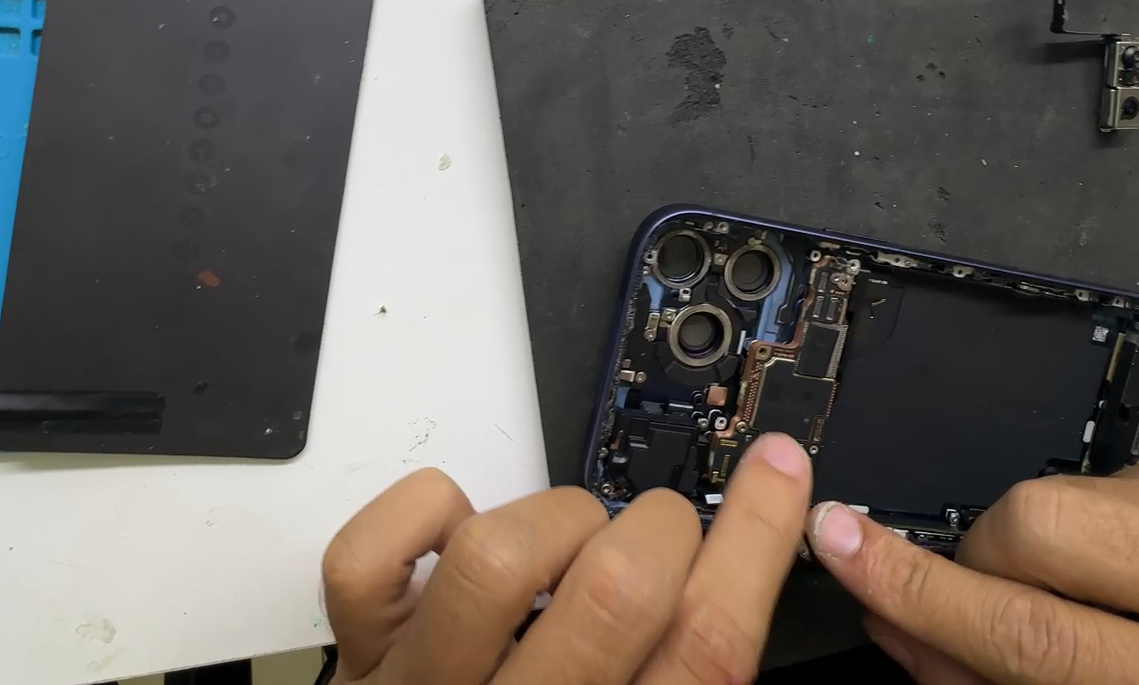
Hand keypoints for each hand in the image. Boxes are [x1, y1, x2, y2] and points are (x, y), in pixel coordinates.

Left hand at [321, 432, 813, 683]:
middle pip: (616, 593)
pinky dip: (424, 512)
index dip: (755, 541)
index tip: (775, 473)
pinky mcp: (364, 655)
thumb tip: (737, 569)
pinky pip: (372, 554)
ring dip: (557, 518)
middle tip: (656, 536)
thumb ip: (690, 672)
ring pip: (499, 557)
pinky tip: (457, 535)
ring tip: (565, 542)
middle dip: (660, 530)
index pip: (710, 648)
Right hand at [803, 445, 1138, 683]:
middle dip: (980, 563)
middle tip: (973, 603)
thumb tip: (914, 637)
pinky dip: (1103, 529)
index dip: (928, 594)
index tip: (842, 547)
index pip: (1055, 640)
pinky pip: (1123, 478)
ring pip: (1073, 491)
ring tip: (1098, 606)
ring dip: (1045, 551)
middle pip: (1048, 527)